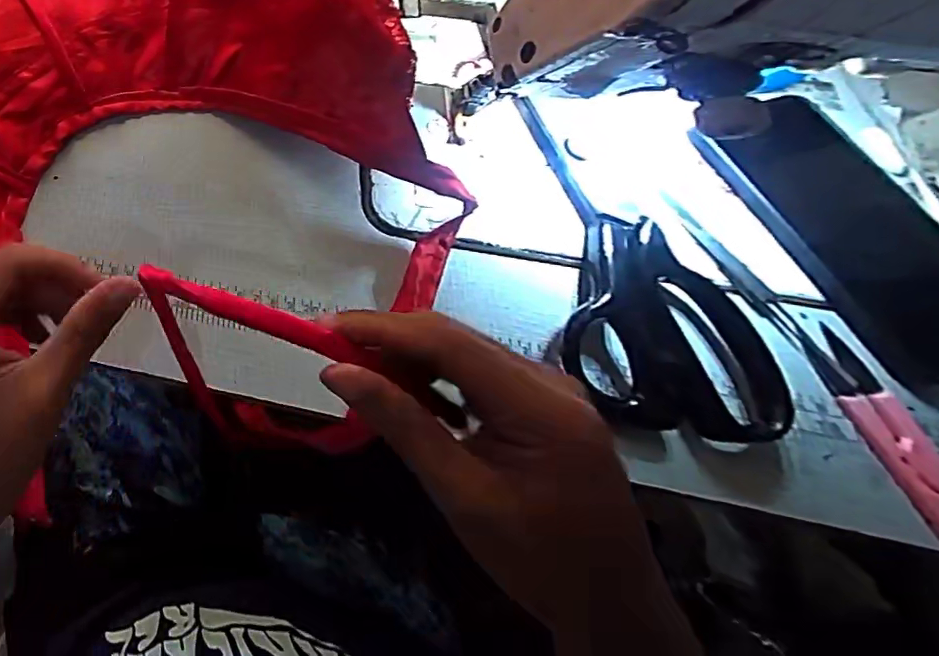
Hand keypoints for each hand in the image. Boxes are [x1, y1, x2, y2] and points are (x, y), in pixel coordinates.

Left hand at [0, 245, 137, 655]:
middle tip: (100, 308)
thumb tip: (128, 284)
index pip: (13, 261)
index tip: (104, 289)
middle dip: (57, 284)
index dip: (63, 266)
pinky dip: (27, 320)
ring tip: (81, 325)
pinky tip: (52, 341)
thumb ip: (84, 328)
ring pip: (4, 292)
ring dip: (45, 301)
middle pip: (7, 274)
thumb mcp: (46, 387)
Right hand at [320, 311, 697, 655]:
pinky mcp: (543, 402)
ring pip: (461, 349)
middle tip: (333, 350)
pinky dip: (436, 377)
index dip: (379, 328)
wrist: (614, 611)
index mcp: (539, 405)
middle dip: (388, 339)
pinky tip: (414, 400)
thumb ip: (400, 425)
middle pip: (453, 337)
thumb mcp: (460, 495)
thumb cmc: (539, 562)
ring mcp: (550, 389)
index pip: (446, 341)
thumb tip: (336, 372)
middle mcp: (549, 382)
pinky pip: (477, 371)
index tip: (324, 327)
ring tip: (366, 377)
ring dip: (409, 357)